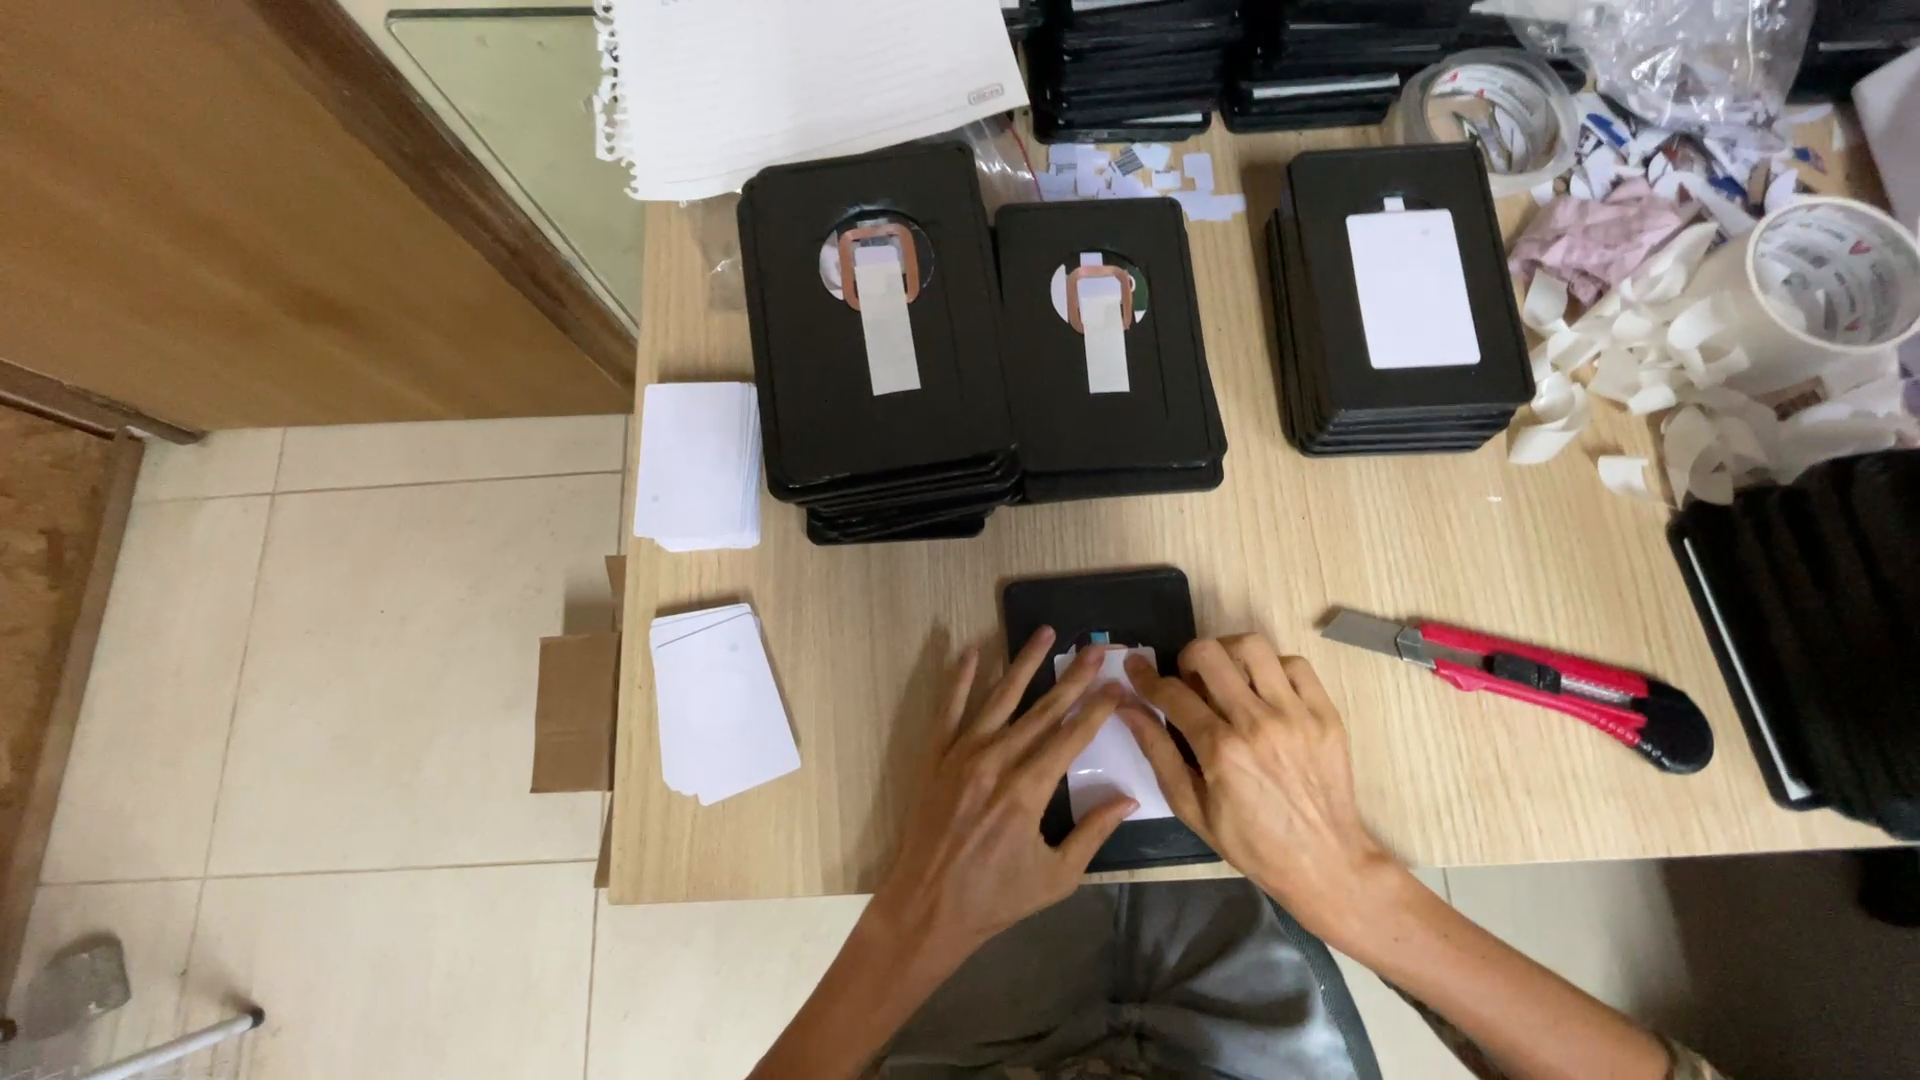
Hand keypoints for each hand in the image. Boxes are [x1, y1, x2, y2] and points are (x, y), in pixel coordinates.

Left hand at [869, 628, 1137, 963]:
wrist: (925, 908)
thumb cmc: (995, 899)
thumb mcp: (1056, 876)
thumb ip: (1093, 833)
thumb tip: (1129, 798)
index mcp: (1028, 791)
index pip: (1071, 736)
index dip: (1098, 708)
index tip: (1118, 686)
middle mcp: (995, 762)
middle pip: (1042, 709)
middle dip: (1072, 676)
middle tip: (1095, 647)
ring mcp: (961, 755)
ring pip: (998, 698)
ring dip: (1023, 662)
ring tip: (1044, 631)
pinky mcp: (935, 758)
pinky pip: (948, 709)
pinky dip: (958, 678)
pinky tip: (970, 650)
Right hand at [1119, 634, 1398, 945]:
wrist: (1325, 862)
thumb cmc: (1250, 841)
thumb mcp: (1190, 806)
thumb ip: (1157, 751)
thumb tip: (1127, 707)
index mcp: (1220, 749)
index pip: (1171, 692)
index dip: (1145, 677)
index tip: (1136, 668)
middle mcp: (1257, 722)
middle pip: (1208, 654)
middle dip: (1185, 658)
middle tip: (1187, 678)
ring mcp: (1296, 714)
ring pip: (1252, 647)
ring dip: (1228, 653)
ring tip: (1225, 675)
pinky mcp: (1326, 714)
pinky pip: (1294, 664)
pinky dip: (1271, 667)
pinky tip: (1263, 689)